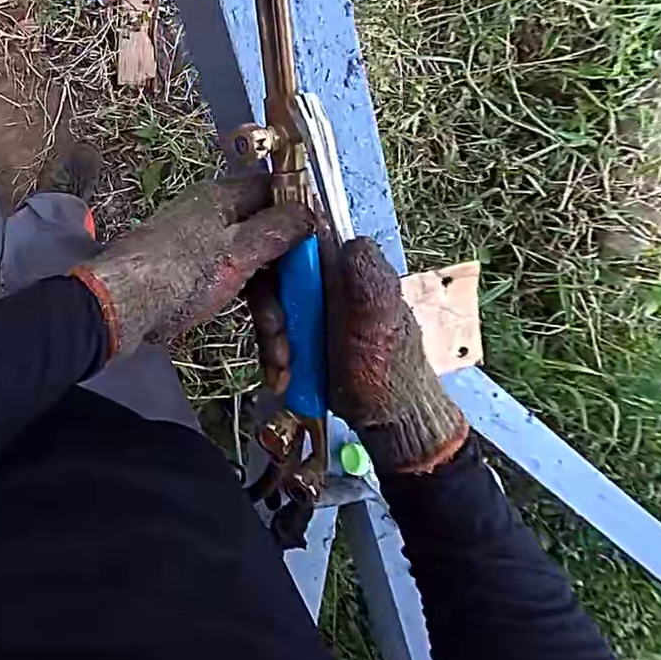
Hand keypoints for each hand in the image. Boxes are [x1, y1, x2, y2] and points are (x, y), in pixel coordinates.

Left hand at [72, 175, 311, 356]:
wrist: (119, 308)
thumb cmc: (181, 273)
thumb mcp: (236, 251)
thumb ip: (276, 229)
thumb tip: (311, 210)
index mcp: (225, 198)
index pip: (276, 193)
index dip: (303, 218)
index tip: (325, 251)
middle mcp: (216, 218)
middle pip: (269, 244)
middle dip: (289, 290)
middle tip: (304, 325)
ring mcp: (204, 249)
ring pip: (254, 274)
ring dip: (272, 318)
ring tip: (281, 364)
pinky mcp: (195, 278)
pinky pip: (234, 290)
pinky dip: (250, 318)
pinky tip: (266, 357)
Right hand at [254, 237, 468, 473]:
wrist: (387, 422)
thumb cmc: (389, 371)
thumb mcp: (381, 320)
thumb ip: (368, 276)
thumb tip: (349, 237)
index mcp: (348, 268)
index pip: (297, 244)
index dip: (278, 267)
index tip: (277, 304)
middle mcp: (327, 280)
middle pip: (276, 278)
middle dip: (272, 317)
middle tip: (282, 351)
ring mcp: (312, 307)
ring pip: (271, 307)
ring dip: (271, 341)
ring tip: (284, 370)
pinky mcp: (301, 333)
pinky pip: (273, 332)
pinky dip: (273, 355)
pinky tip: (283, 376)